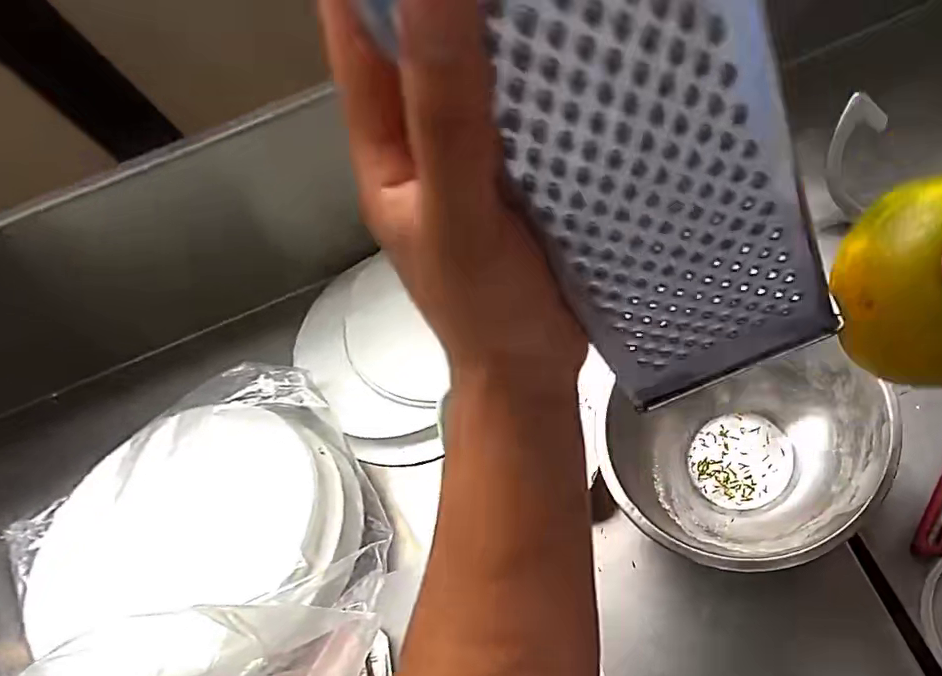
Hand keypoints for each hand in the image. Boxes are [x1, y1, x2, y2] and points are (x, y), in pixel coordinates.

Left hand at [318, 0, 586, 395]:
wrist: (528, 374)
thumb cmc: (483, 313)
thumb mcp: (457, 218)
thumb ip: (446, 117)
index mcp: (386, 147)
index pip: (360, 29)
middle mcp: (425, 138)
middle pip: (421, 34)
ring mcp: (476, 155)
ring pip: (480, 65)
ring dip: (507, 21)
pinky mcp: (524, 173)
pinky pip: (529, 105)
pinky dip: (549, 72)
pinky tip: (582, 41)